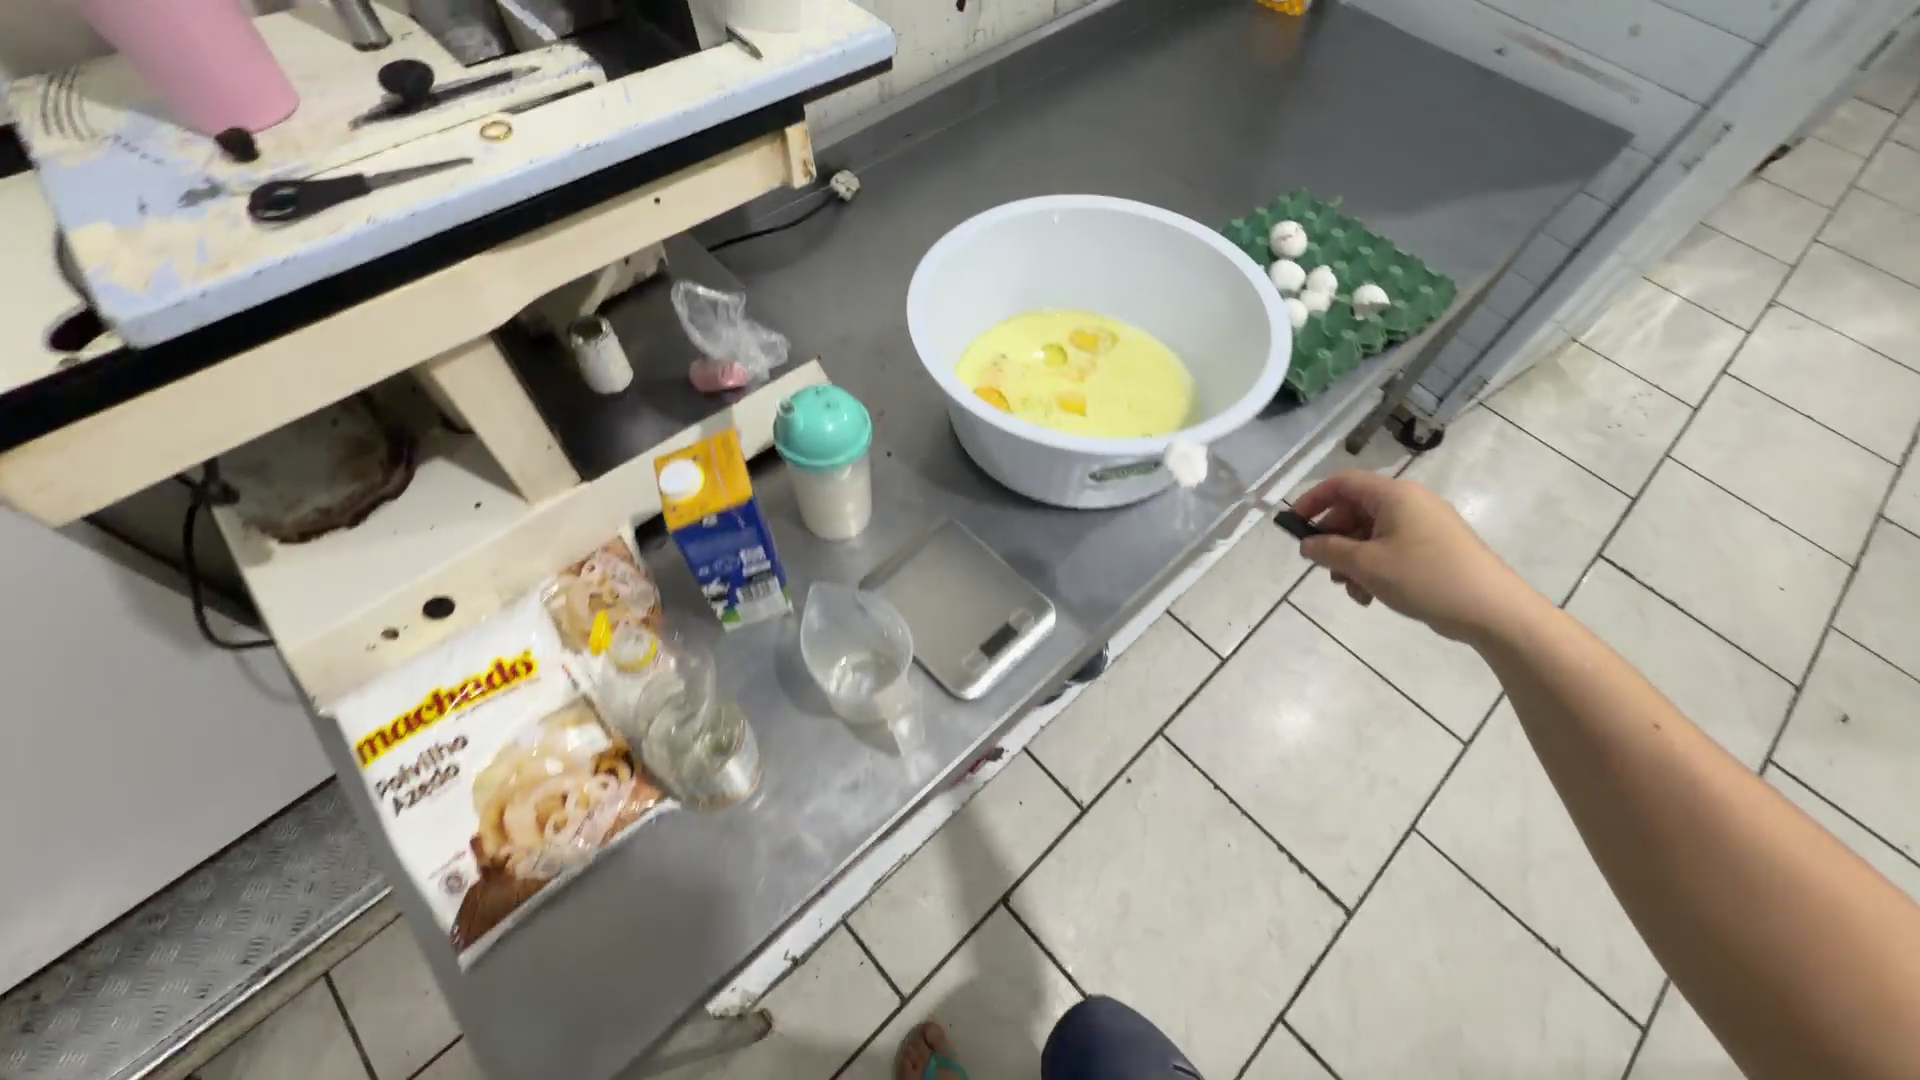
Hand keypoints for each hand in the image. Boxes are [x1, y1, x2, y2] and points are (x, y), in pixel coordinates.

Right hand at [1293, 471, 1535, 642]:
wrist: (1492, 609)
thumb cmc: (1424, 577)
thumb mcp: (1366, 565)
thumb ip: (1328, 550)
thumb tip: (1307, 544)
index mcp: (1394, 495)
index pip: (1342, 482)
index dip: (1313, 500)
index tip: (1294, 526)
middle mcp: (1410, 502)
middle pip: (1356, 510)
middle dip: (1334, 539)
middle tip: (1323, 568)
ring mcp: (1425, 525)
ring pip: (1371, 533)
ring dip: (1352, 559)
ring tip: (1351, 590)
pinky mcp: (1435, 547)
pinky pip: (1392, 548)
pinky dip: (1374, 567)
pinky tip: (1371, 595)